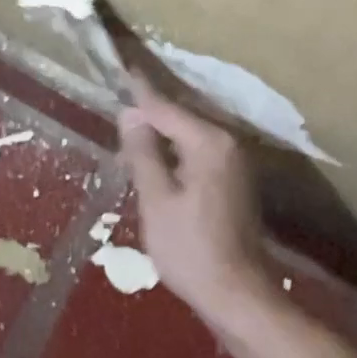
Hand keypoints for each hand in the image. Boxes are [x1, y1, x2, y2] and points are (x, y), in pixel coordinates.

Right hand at [118, 70, 268, 315]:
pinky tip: (156, 154)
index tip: (121, 66)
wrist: (236, 292)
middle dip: (151, 107)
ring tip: (131, 122)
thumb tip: (130, 115)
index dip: (139, 90)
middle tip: (120, 93)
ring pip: (191, 132)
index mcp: (209, 142)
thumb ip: (143, 153)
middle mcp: (228, 141)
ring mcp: (236, 160)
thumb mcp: (156, 200)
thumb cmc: (189, 249)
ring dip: (163, 128)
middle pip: (182, 115)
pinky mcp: (235, 178)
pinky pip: (200, 149)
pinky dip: (177, 147)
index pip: (165, 107)